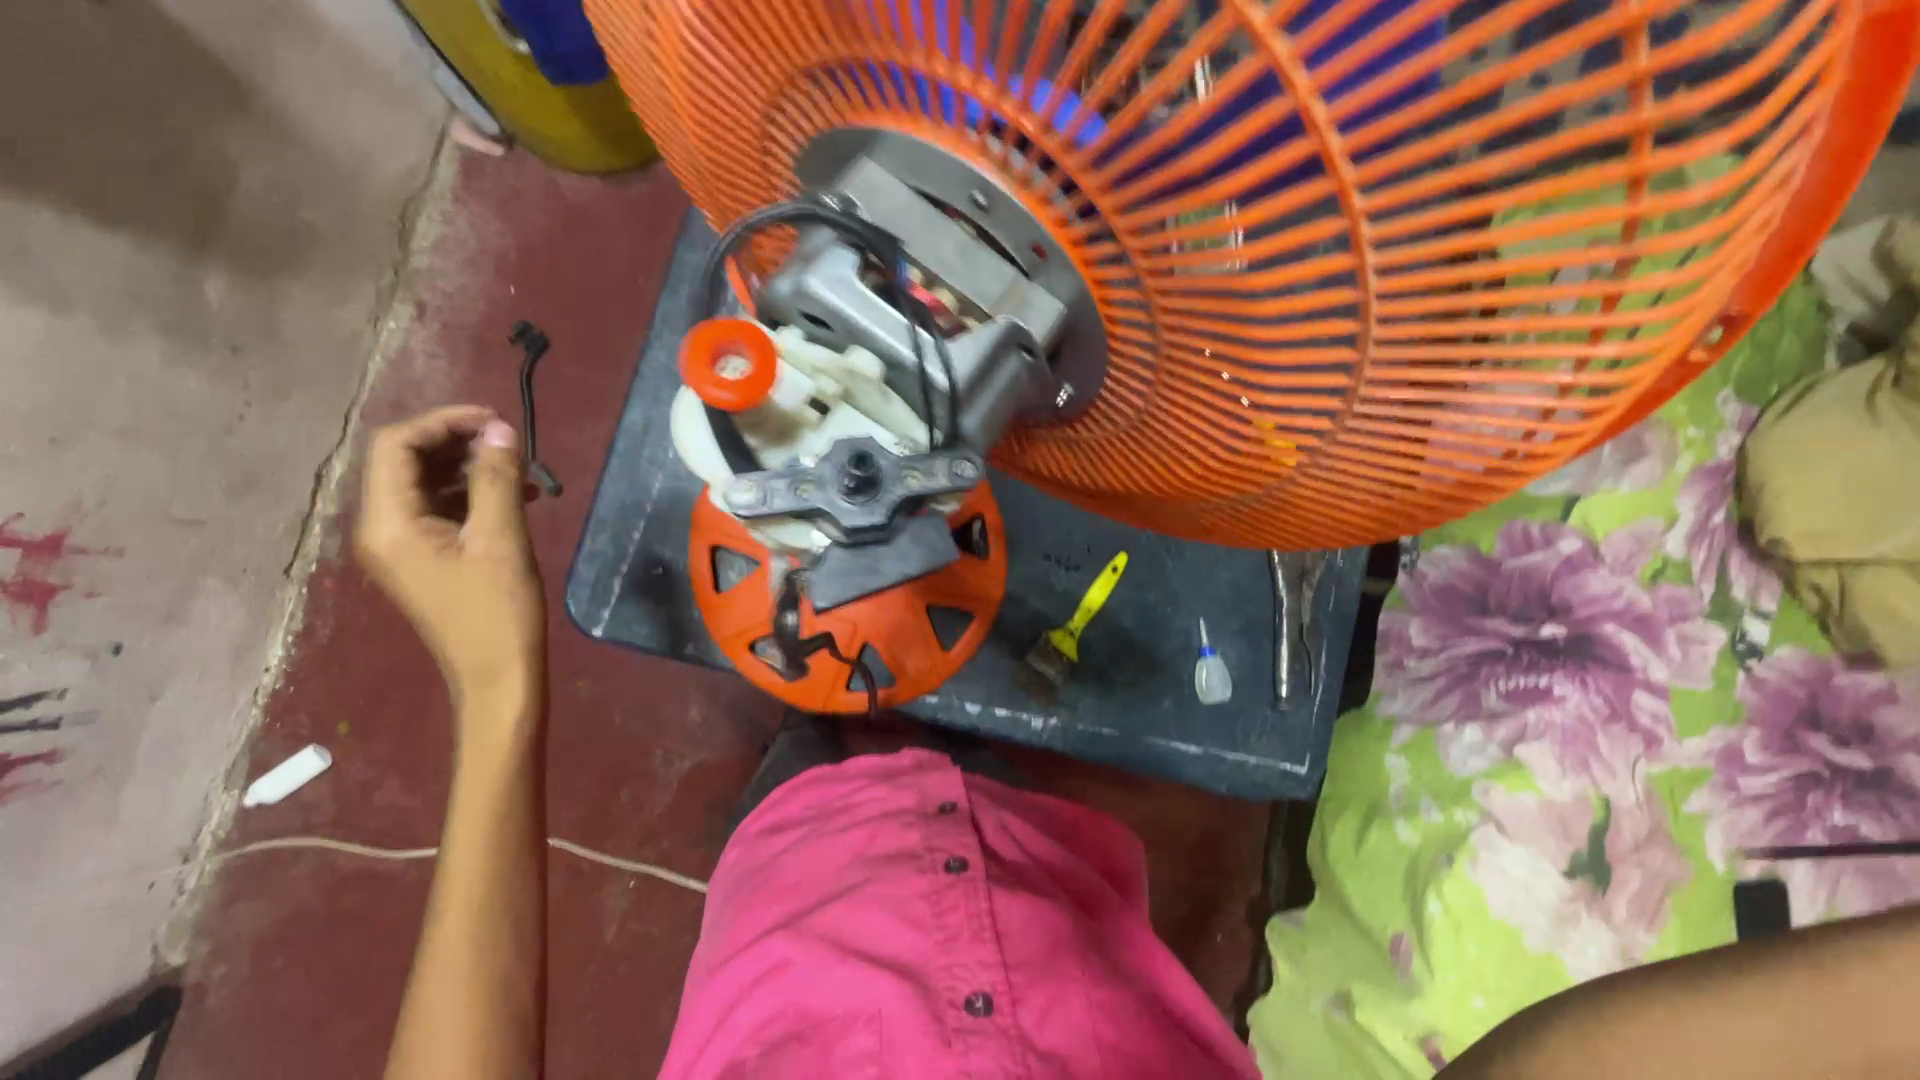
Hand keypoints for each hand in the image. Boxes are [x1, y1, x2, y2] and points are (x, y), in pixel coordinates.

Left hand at [355, 406, 545, 729]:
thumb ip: (496, 479)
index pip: (396, 446)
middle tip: (509, 442)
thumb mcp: (501, 538)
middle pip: (404, 460)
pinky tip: (514, 497)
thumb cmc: (498, 610)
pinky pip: (437, 509)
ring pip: (423, 483)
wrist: (498, 676)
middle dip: (456, 442)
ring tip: (518, 469)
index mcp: (388, 523)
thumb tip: (499, 430)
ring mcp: (399, 546)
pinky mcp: (422, 558)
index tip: (496, 423)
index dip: (443, 423)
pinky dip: (470, 494)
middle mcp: (381, 529)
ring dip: (467, 467)